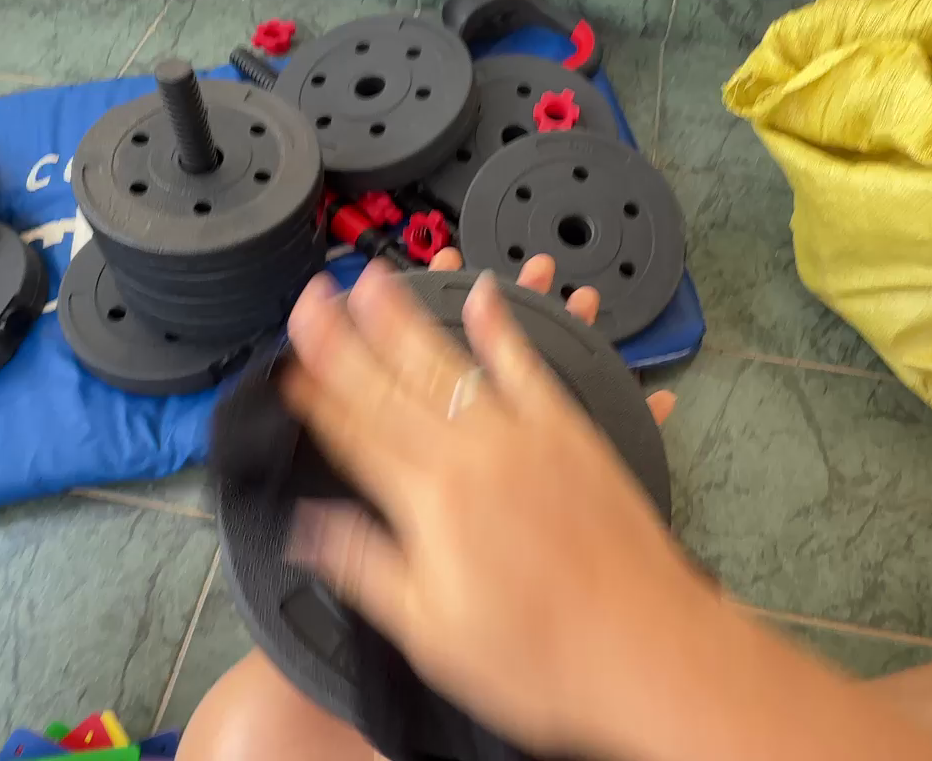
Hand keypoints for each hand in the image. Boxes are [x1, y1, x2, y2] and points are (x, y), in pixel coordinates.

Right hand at [279, 258, 713, 755]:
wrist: (641, 643)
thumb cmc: (540, 653)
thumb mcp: (433, 631)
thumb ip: (367, 567)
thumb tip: (307, 527)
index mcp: (429, 501)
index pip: (355, 433)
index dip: (317, 395)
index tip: (290, 362)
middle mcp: (469, 453)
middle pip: (392, 384)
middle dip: (347, 337)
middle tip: (318, 295)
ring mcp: (520, 433)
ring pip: (449, 363)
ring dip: (409, 318)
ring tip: (379, 279)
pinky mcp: (565, 427)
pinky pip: (527, 364)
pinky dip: (503, 325)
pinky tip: (485, 290)